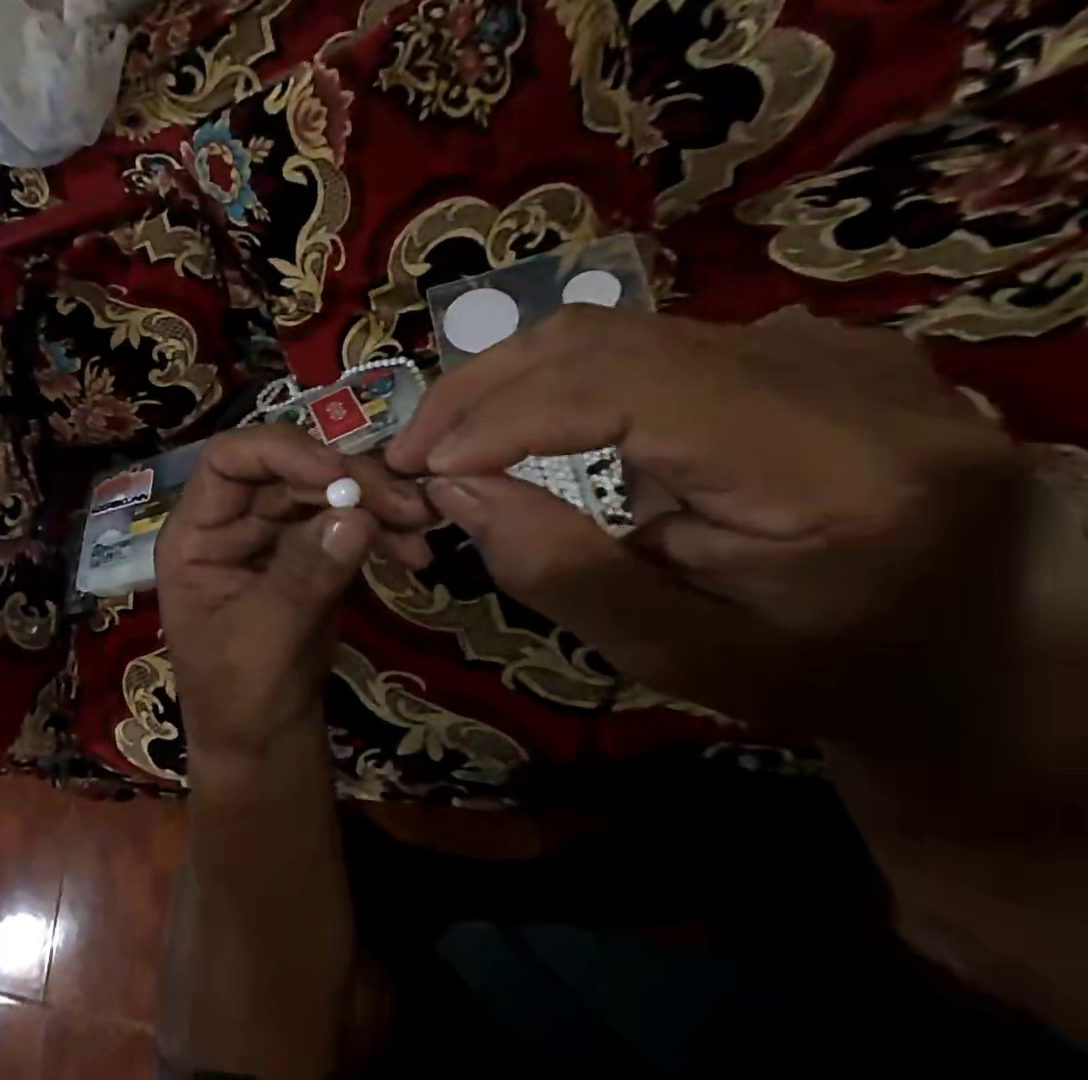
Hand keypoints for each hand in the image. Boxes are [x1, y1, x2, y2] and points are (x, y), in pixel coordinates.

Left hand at [157, 427, 433, 774]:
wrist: (263, 739)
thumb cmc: (239, 696)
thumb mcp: (265, 638)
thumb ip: (305, 576)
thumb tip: (356, 514)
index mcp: (196, 536)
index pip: (227, 461)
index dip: (281, 453)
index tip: (338, 475)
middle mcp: (230, 525)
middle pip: (286, 471)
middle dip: (348, 479)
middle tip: (408, 506)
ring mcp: (270, 537)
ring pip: (323, 492)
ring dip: (376, 500)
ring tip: (422, 527)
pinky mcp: (308, 555)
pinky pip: (345, 523)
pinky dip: (381, 529)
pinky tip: (414, 550)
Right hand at [384, 306, 1026, 738]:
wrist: (964, 649)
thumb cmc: (813, 672)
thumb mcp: (674, 652)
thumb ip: (561, 572)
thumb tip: (454, 489)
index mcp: (833, 468)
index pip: (631, 389)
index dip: (507, 418)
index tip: (424, 468)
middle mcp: (835, 375)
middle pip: (607, 339)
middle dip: (481, 389)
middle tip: (409, 451)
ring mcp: (819, 347)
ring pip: (612, 332)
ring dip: (507, 383)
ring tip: (447, 441)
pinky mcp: (793, 348)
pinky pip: (640, 346)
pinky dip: (553, 384)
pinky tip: (522, 430)